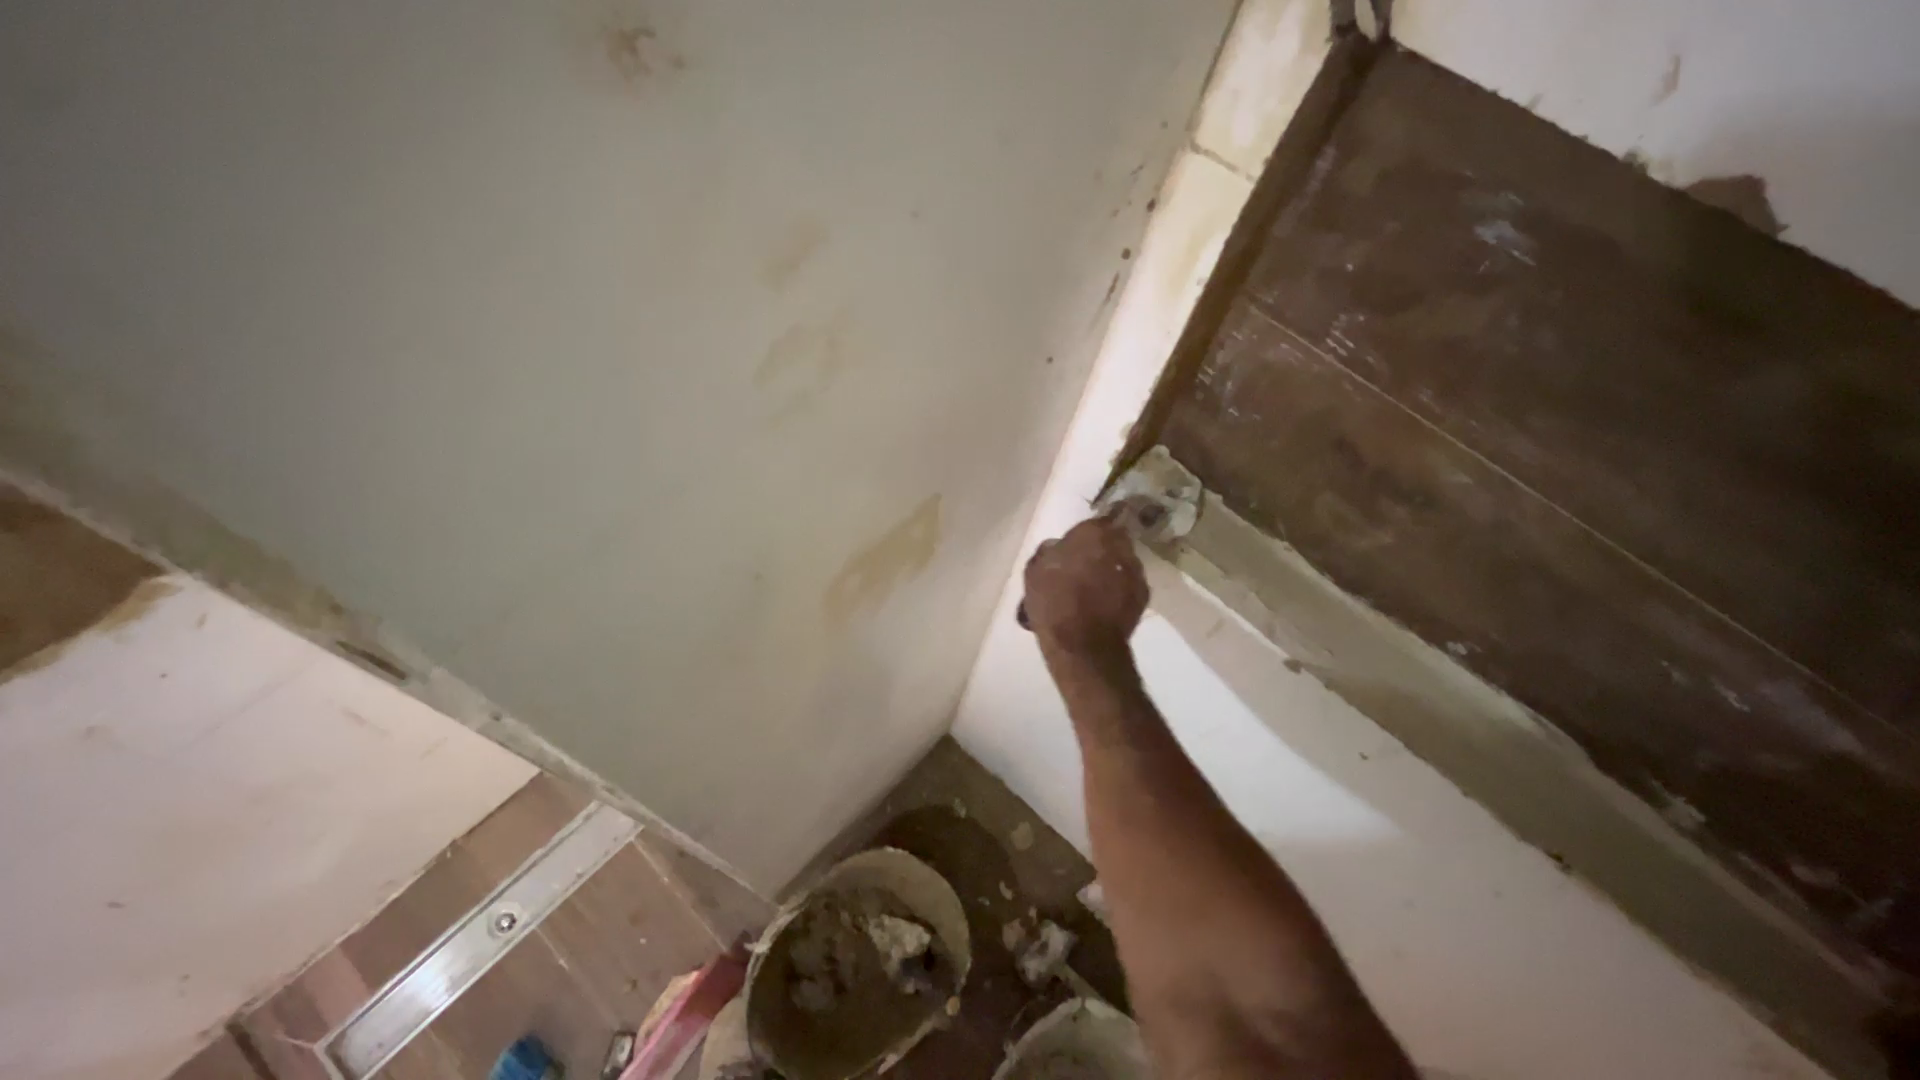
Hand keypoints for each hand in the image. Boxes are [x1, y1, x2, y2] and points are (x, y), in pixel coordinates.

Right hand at [1021, 518, 1147, 655]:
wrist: (1082, 644)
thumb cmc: (1053, 603)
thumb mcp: (1034, 572)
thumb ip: (1049, 551)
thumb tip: (1058, 547)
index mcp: (1092, 533)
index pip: (1096, 520)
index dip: (1087, 532)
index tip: (1078, 543)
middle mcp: (1120, 545)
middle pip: (1113, 539)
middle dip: (1102, 548)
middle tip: (1085, 564)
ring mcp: (1136, 570)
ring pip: (1123, 561)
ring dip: (1113, 568)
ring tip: (1096, 587)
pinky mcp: (1144, 595)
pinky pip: (1129, 584)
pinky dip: (1120, 589)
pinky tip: (1105, 604)